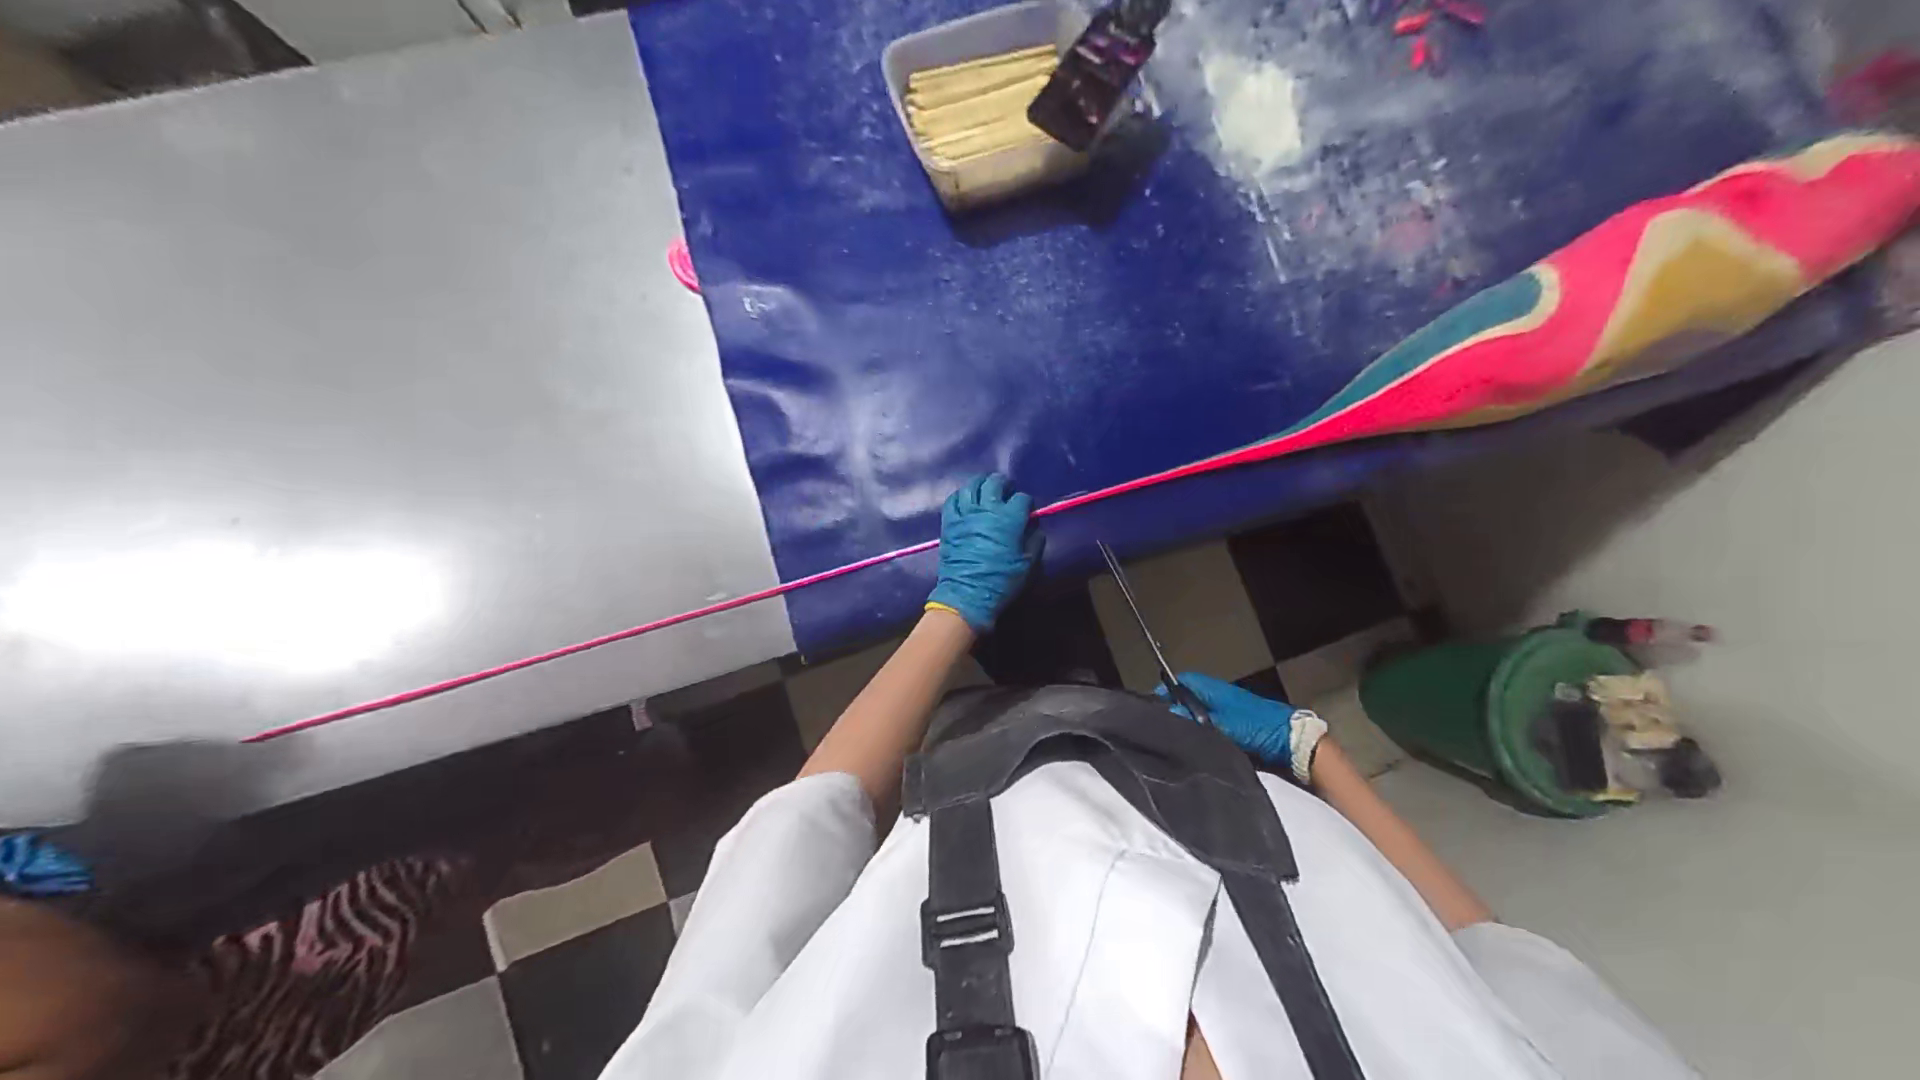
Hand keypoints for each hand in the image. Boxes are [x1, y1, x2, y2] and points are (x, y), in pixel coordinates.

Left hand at [925, 473, 1041, 631]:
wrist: (967, 595)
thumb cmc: (1001, 581)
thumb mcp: (1028, 564)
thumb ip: (1034, 541)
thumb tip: (1034, 528)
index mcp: (1009, 519)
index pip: (1021, 498)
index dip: (1026, 503)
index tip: (1027, 510)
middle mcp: (987, 510)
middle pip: (995, 483)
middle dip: (1004, 485)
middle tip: (1007, 492)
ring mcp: (965, 514)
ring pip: (972, 486)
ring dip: (981, 484)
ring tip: (986, 489)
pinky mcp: (949, 522)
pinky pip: (953, 500)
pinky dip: (961, 495)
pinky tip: (966, 499)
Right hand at [1156, 672, 1327, 783]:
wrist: (1296, 747)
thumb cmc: (1261, 728)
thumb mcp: (1226, 724)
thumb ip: (1196, 719)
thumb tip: (1168, 714)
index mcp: (1213, 690)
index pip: (1181, 682)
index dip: (1165, 692)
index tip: (1152, 710)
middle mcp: (1216, 700)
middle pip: (1185, 701)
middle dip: (1173, 713)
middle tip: (1161, 730)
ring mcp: (1224, 717)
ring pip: (1195, 719)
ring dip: (1187, 730)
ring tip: (1174, 744)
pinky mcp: (1232, 734)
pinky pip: (1207, 734)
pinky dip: (1200, 741)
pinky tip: (1193, 753)